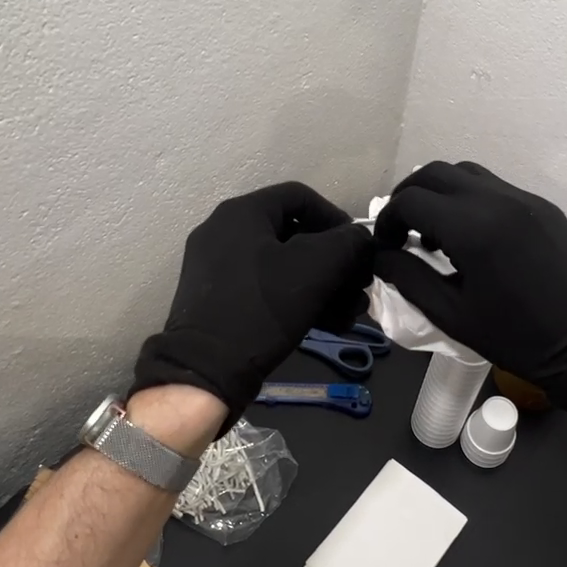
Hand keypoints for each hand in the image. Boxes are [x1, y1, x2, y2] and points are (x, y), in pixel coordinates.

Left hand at [132, 181, 372, 431]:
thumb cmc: (262, 308)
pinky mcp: (219, 300)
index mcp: (242, 212)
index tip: (358, 248)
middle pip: (295, 234)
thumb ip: (348, 244)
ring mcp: (219, 268)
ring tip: (350, 313)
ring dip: (323, 286)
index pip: (301, 196)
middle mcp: (225, 232)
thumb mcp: (316, 268)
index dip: (337, 218)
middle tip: (358, 286)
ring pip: (285, 266)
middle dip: (335, 262)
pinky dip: (299, 300)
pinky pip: (268, 288)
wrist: (206, 371)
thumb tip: (359, 240)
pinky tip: (329, 324)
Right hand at [372, 162, 566, 421]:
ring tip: (435, 231)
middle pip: (435, 173)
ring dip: (440, 192)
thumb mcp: (451, 315)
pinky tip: (471, 235)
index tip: (387, 245)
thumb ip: (408, 277)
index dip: (388, 219)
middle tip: (402, 229)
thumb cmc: (516, 338)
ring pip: (466, 173)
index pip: (410, 200)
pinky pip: (495, 188)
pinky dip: (470, 199)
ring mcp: (523, 199)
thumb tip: (380, 256)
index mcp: (471, 229)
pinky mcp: (542, 206)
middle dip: (409, 196)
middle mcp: (496, 201)